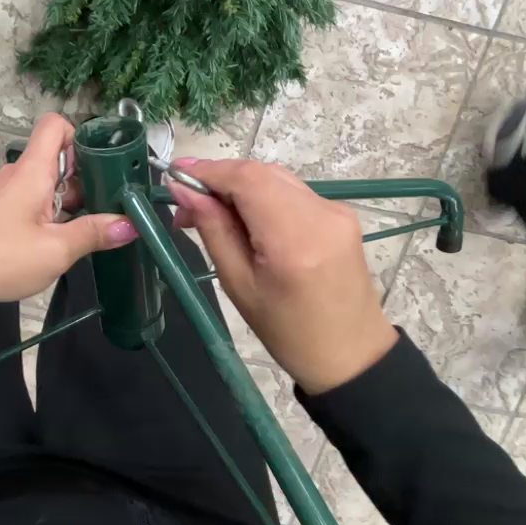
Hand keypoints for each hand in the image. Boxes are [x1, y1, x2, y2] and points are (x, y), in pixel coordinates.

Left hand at [0, 114, 138, 305]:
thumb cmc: (2, 259)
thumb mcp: (56, 250)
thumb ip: (94, 233)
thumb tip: (131, 224)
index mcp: (31, 171)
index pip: (55, 125)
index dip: (81, 137)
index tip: (101, 168)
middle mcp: (18, 173)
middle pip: (58, 156)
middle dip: (85, 176)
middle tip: (107, 206)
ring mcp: (7, 191)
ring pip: (48, 180)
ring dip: (70, 198)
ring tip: (91, 227)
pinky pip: (33, 197)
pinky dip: (52, 209)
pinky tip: (62, 237)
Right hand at [170, 158, 395, 393]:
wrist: (351, 353)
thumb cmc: (286, 330)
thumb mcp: (237, 284)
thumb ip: (212, 228)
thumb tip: (182, 189)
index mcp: (294, 239)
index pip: (247, 179)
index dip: (208, 171)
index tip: (174, 178)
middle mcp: (321, 215)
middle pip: (260, 173)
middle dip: (219, 179)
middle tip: (186, 206)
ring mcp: (336, 212)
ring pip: (274, 178)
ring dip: (237, 186)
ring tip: (209, 213)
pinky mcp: (340, 215)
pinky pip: (290, 191)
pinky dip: (260, 196)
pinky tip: (242, 219)